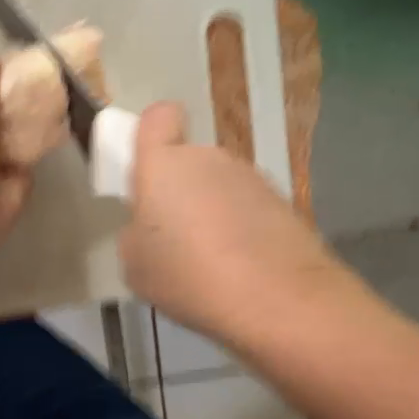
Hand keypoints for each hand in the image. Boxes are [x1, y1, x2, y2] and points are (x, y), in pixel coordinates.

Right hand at [118, 102, 361, 343]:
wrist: (279, 299)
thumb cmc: (188, 275)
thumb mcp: (134, 262)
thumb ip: (135, 230)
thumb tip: (150, 226)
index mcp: (163, 165)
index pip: (157, 118)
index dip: (149, 136)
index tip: (144, 170)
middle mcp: (209, 159)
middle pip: (186, 161)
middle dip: (178, 191)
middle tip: (171, 237)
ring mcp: (251, 178)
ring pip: (217, 186)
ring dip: (209, 212)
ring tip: (207, 260)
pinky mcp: (283, 203)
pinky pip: (246, 209)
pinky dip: (239, 230)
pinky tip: (237, 268)